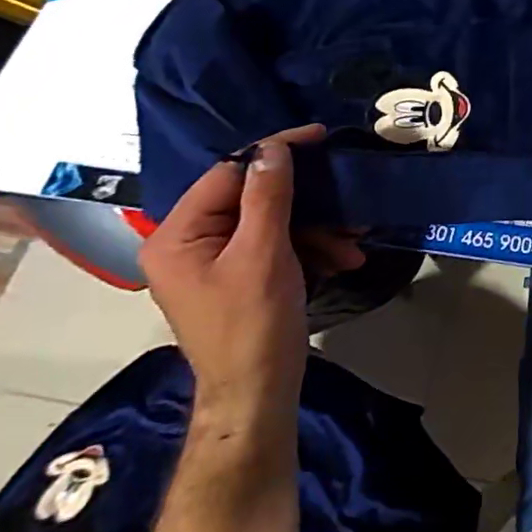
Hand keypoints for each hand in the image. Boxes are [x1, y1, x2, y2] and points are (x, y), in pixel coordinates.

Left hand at [139, 125, 366, 419]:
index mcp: (178, 235)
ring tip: (353, 243)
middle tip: (346, 200)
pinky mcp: (241, 275)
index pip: (227, 173)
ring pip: (273, 222)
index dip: (274, 153)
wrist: (260, 394)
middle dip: (307, 204)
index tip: (318, 137)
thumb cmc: (254, 324)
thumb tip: (273, 148)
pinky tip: (343, 259)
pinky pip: (277, 244)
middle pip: (254, 197)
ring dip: (317, 229)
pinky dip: (310, 248)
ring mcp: (216, 261)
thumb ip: (267, 195)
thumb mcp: (264, 253)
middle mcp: (190, 242)